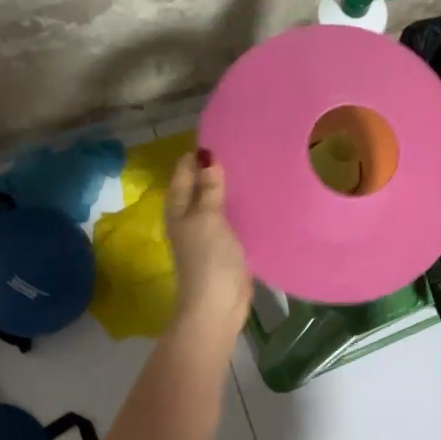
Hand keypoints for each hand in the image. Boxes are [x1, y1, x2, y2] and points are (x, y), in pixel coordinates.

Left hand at [165, 149, 250, 342]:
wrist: (218, 305)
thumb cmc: (208, 259)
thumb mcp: (207, 217)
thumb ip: (208, 188)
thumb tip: (207, 156)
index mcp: (178, 207)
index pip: (185, 170)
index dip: (200, 153)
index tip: (226, 134)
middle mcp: (190, 216)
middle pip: (201, 185)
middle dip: (218, 168)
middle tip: (249, 146)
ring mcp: (208, 232)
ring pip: (218, 202)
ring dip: (232, 188)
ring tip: (258, 167)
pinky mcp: (226, 246)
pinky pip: (233, 219)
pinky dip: (242, 209)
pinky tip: (261, 198)